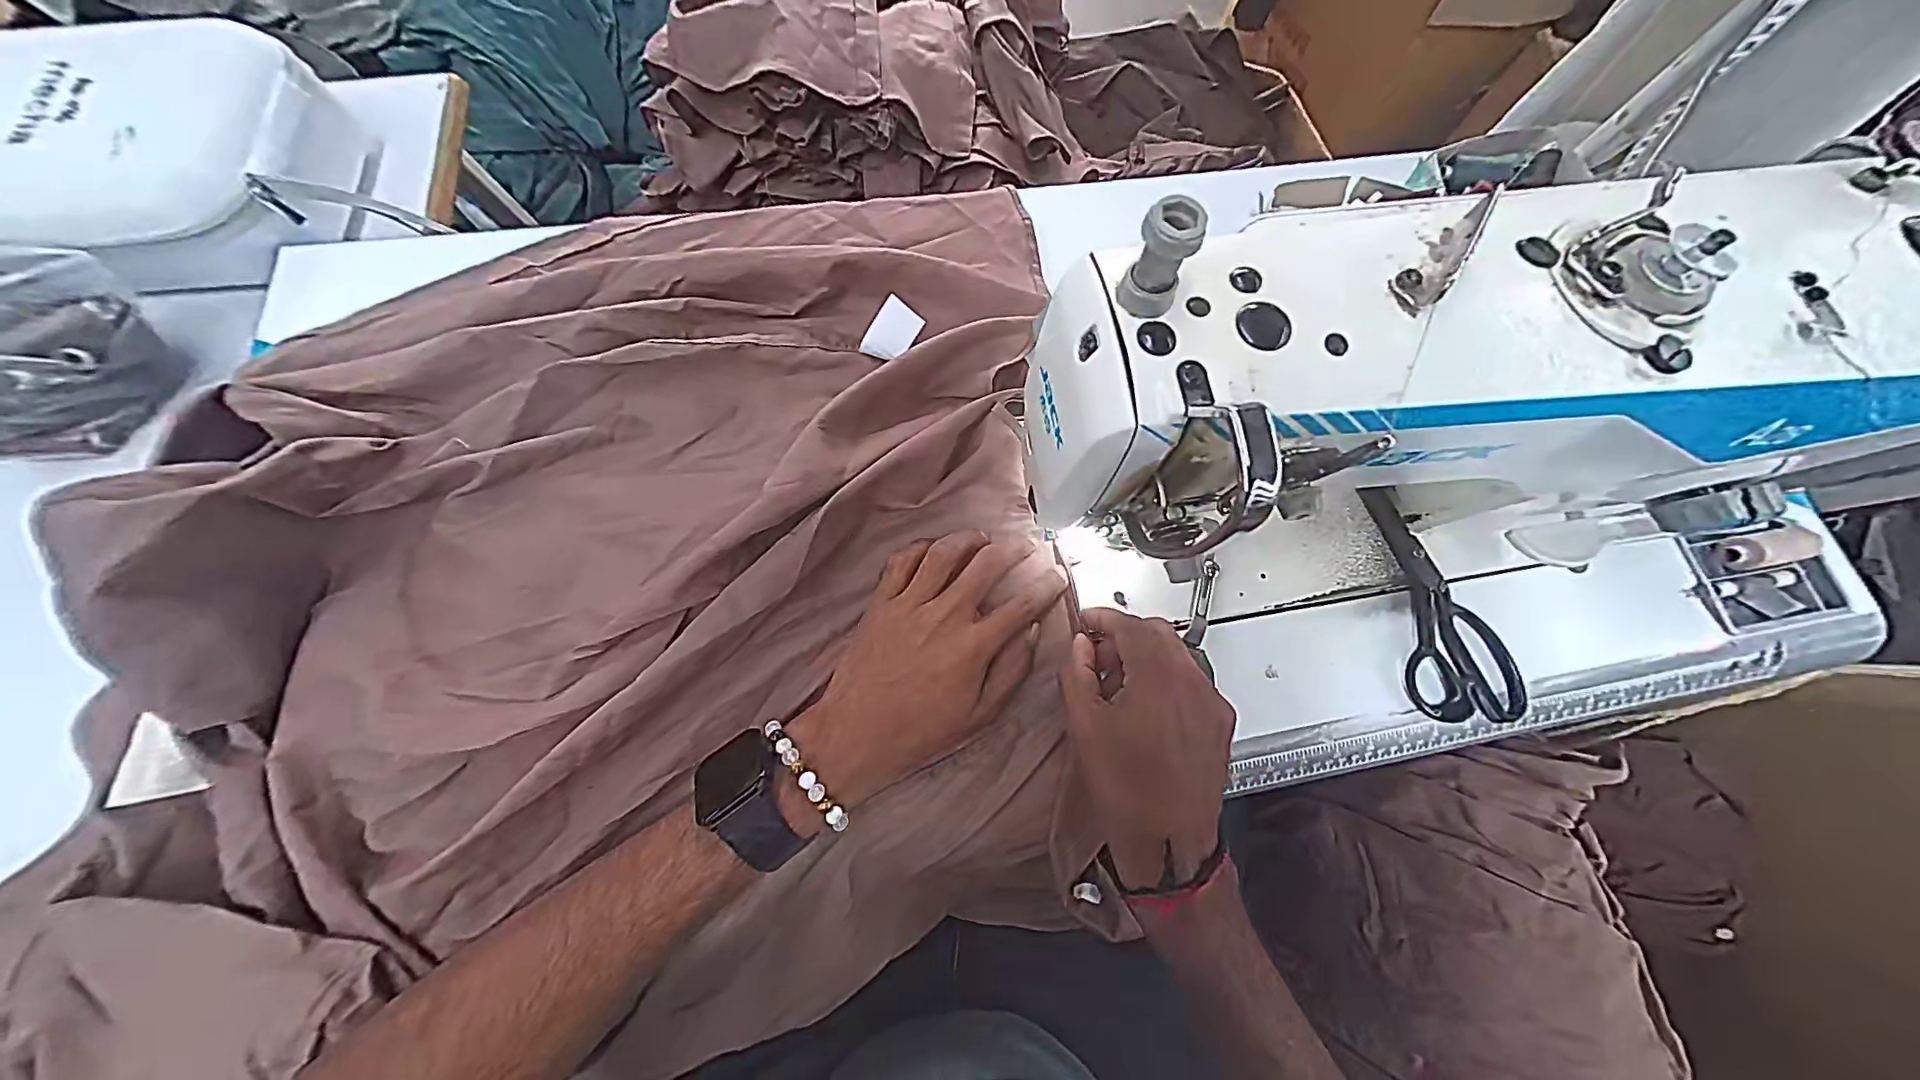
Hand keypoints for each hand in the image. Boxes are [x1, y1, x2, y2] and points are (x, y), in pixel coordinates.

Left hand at [787, 532, 1065, 816]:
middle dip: (1013, 549)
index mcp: (972, 647)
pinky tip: (933, 550)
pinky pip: (902, 561)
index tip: (1057, 575)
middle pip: (986, 564)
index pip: (1021, 604)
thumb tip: (1031, 632)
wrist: (857, 732)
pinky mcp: (881, 603)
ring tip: (982, 539)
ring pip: (944, 553)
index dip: (1046, 585)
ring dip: (968, 539)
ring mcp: (909, 606)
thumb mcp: (979, 716)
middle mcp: (944, 617)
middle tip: (1024, 546)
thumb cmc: (921, 730)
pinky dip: (921, 548)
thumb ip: (1011, 671)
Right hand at [1059, 609, 1234, 890]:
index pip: (1131, 625)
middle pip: (1158, 634)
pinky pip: (1191, 682)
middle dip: (1125, 636)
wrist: (1169, 844)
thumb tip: (1081, 647)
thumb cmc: (1127, 792)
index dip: (1103, 619)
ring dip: (1146, 656)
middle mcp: (1194, 683)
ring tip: (1118, 685)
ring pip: (1178, 656)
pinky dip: (1166, 679)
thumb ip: (1078, 674)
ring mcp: (1212, 703)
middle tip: (1097, 655)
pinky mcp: (1220, 723)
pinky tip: (1144, 707)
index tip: (1086, 622)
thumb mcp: (1084, 726)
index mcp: (1159, 678)